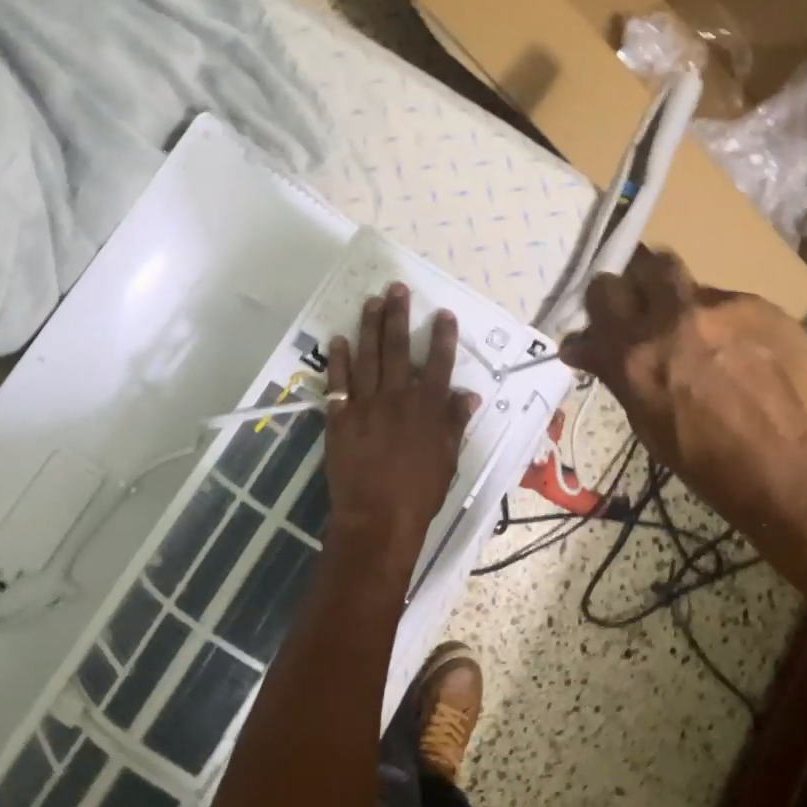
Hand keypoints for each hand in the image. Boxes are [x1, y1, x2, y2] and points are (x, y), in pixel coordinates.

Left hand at [323, 283, 477, 558]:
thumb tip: (468, 396)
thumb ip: (455, 423)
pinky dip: (338, 360)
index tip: (442, 313)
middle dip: (398, 316)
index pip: (438, 363)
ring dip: (369, 326)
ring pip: (367, 356)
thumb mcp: (448, 459)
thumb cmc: (420, 493)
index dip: (441, 336)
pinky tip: (338, 340)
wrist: (377, 518)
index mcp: (428, 408)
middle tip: (396, 289)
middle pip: (397, 348)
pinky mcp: (339, 418)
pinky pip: (338, 382)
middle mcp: (397, 398)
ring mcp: (365, 405)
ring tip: (371, 301)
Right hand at [559, 248, 806, 541]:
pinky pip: (730, 302)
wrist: (802, 473)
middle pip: (644, 266)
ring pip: (689, 281)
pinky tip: (745, 354)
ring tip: (700, 333)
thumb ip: (618, 375)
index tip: (606, 324)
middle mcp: (672, 319)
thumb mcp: (650, 427)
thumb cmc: (714, 469)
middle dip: (640, 285)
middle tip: (648, 311)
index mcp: (634, 354)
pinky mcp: (764, 307)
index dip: (602, 307)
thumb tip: (582, 349)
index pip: (600, 296)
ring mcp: (721, 307)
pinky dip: (726, 322)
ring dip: (683, 299)